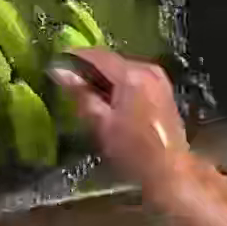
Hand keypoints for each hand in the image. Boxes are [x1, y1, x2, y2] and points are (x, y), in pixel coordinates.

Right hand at [50, 49, 201, 205]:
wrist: (169, 170)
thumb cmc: (133, 150)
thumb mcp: (101, 124)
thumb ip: (80, 94)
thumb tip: (59, 71)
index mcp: (132, 75)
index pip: (98, 56)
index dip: (75, 57)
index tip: (56, 62)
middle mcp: (148, 69)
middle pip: (111, 60)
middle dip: (89, 68)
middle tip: (67, 80)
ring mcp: (158, 77)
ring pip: (122, 68)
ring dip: (103, 76)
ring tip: (83, 91)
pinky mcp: (162, 88)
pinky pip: (134, 77)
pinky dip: (119, 83)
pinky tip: (107, 98)